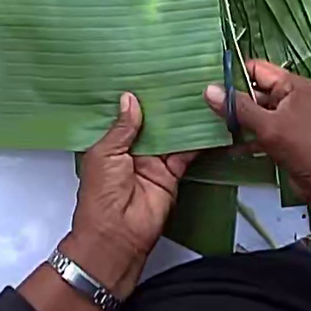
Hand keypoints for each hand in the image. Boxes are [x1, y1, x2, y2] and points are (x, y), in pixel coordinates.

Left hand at [64, 93, 195, 288]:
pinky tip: (208, 123)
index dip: (136, 99)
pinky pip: (186, 154)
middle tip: (179, 78)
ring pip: (171, 135)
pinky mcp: (171, 174)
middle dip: (163, 105)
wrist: (117, 235)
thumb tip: (129, 98)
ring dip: (182, 119)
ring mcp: (154, 162)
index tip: (148, 75)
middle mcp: (133, 150)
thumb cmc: (101, 194)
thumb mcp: (106, 153)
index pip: (126, 117)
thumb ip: (122, 127)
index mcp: (111, 143)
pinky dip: (198, 141)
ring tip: (196, 93)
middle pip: (152, 123)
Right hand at [205, 59, 310, 204]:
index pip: (257, 69)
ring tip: (213, 125)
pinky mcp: (287, 137)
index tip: (211, 85)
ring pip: (257, 112)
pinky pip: (263, 130)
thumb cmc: (303, 147)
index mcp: (292, 85)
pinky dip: (248, 137)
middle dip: (233, 100)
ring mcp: (290, 118)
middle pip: (256, 90)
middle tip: (206, 107)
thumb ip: (238, 107)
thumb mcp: (268, 126)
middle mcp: (292, 97)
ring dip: (238, 120)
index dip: (234, 74)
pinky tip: (230, 147)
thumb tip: (209, 89)